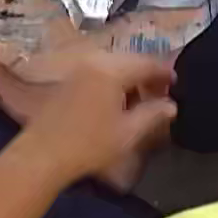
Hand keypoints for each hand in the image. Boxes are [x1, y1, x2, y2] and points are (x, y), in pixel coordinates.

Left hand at [0, 53, 176, 190]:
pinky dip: (113, 82)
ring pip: (113, 67)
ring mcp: (79, 69)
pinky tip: (116, 103)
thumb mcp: (128, 133)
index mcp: (112, 70)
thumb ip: (153, 115)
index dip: (164, 72)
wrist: (41, 156)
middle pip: (129, 61)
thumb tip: (171, 105)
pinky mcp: (67, 80)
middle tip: (159, 95)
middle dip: (146, 76)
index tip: (176, 84)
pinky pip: (98, 73)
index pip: (146, 63)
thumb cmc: (89, 145)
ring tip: (139, 101)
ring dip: (129, 80)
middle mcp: (95, 61)